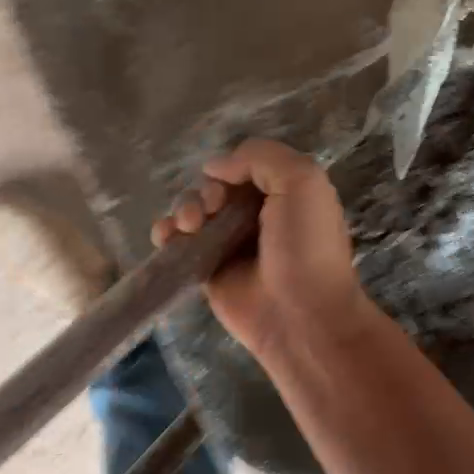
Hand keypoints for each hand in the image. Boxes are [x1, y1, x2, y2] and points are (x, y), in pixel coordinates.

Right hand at [151, 139, 371, 360]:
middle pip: (217, 185)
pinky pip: (179, 242)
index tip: (227, 181)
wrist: (301, 315)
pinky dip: (167, 232)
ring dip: (185, 208)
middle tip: (213, 209)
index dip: (232, 167)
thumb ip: (262, 157)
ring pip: (195, 209)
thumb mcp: (303, 181)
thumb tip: (215, 166)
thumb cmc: (307, 245)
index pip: (248, 164)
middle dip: (207, 190)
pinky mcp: (207, 269)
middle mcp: (258, 213)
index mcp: (286, 190)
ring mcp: (230, 242)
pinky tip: (168, 237)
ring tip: (191, 226)